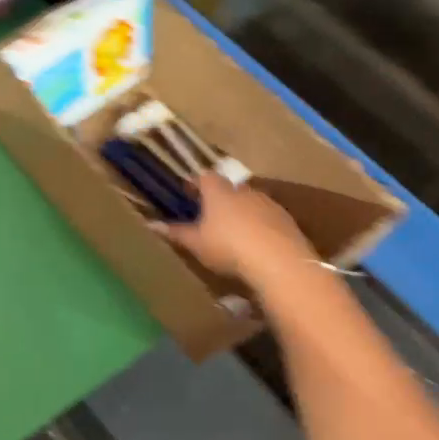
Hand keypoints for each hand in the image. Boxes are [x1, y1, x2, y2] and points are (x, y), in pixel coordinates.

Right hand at [157, 173, 317, 285]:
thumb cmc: (228, 247)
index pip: (205, 177)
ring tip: (232, 232)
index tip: (187, 193)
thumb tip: (151, 224)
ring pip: (249, 202)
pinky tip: (255, 244)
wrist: (279, 262)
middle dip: (219, 199)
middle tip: (208, 216)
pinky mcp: (287, 220)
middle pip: (229, 189)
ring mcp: (268, 204)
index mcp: (219, 192)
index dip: (195, 183)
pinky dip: (259, 225)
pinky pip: (267, 217)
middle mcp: (244, 191)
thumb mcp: (196, 243)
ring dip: (241, 212)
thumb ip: (176, 233)